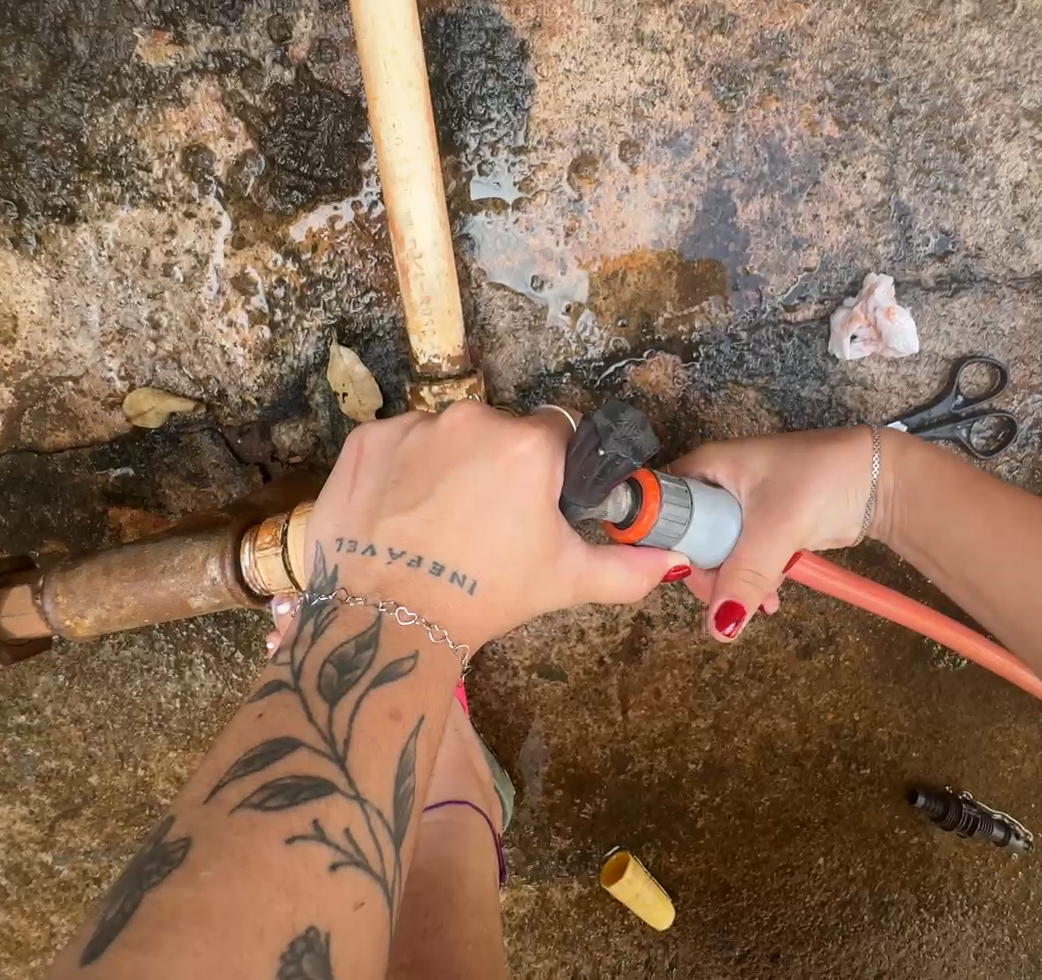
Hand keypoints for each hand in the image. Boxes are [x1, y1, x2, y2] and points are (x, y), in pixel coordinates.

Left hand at [303, 402, 686, 647]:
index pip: (556, 432)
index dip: (551, 467)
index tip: (535, 500)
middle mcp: (471, 419)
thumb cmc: (487, 594)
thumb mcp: (566, 580)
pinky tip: (403, 512)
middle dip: (501, 463)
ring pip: (450, 434)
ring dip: (453, 462)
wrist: (388, 622)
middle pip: (501, 430)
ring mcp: (412, 426)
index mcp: (528, 445)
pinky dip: (404, 468)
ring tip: (442, 519)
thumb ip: (629, 568)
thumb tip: (676, 562)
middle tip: (489, 519)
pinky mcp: (365, 440)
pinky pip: (400, 442)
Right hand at [666, 426, 886, 642]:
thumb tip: (719, 628)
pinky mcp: (764, 529)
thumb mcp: (777, 526)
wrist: (880, 480)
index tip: (685, 573)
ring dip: (733, 584)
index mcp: (708, 467)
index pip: (664, 506)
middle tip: (725, 598)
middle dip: (708, 572)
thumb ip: (746, 575)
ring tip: (759, 605)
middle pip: (690, 537)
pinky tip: (770, 603)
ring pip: (718, 554)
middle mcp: (718, 485)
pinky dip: (754, 581)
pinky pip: (744, 560)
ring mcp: (742, 509)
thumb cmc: (821, 480)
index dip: (666, 541)